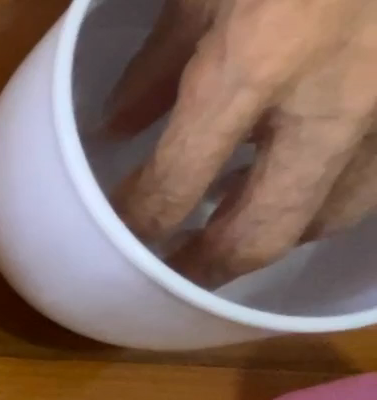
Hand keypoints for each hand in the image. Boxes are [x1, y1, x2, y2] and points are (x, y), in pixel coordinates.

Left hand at [110, 0, 376, 285]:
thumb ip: (161, 58)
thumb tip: (117, 125)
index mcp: (257, 67)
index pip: (170, 191)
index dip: (134, 226)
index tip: (113, 238)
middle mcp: (342, 95)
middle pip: (266, 228)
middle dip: (210, 265)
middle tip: (172, 276)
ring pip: (347, 205)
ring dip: (285, 230)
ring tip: (235, 231)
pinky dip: (350, 183)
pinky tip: (312, 177)